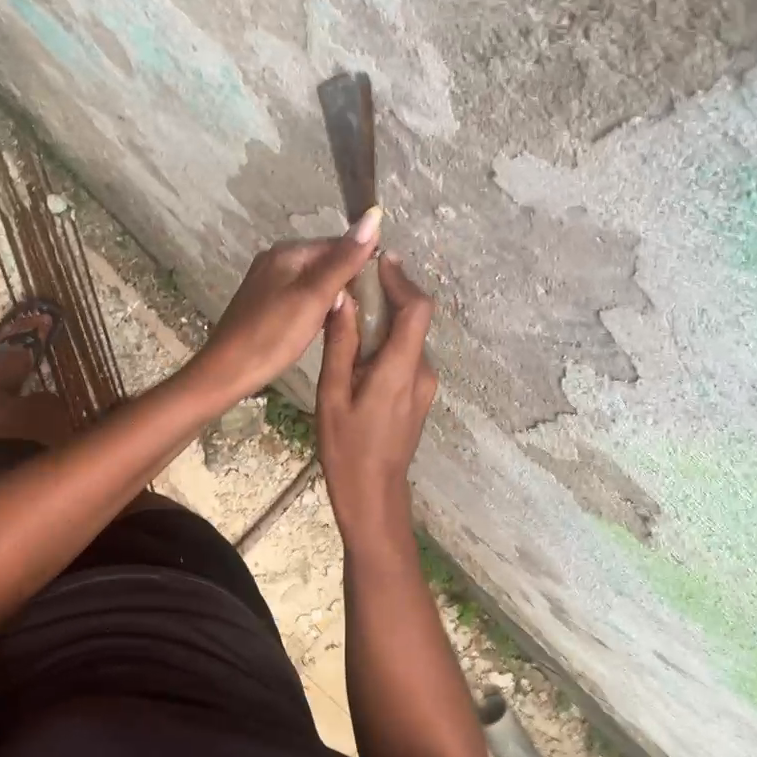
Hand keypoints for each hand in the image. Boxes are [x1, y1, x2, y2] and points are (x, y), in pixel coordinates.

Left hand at [193, 207, 381, 395]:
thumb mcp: (314, 296)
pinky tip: (325, 327)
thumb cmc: (273, 334)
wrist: (227, 371)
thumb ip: (344, 260)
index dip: (363, 263)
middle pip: (326, 262)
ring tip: (353, 319)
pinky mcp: (265, 305)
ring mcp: (268, 283)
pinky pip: (301, 298)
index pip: (337, 245)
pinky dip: (317, 309)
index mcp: (287, 252)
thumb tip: (373, 216)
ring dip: (334, 298)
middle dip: (349, 282)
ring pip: (315, 282)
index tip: (383, 289)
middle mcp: (276, 261)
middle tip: (370, 310)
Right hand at [316, 253, 437, 539]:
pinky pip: (405, 356)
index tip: (379, 261)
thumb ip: (340, 344)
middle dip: (388, 295)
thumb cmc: (347, 448)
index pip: (416, 309)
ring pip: (407, 338)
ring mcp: (424, 386)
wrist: (374, 495)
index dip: (401, 279)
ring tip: (349, 312)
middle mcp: (422, 372)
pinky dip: (385, 341)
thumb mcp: (333, 394)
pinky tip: (358, 347)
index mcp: (401, 369)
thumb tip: (343, 298)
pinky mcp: (418, 396)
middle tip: (354, 282)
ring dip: (384, 320)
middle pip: (413, 319)